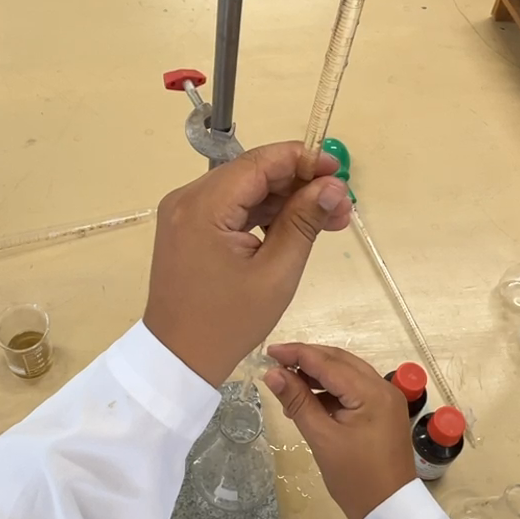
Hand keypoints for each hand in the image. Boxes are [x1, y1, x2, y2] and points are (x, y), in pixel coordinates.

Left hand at [143, 142, 351, 385]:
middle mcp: (187, 198)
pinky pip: (231, 207)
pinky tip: (295, 227)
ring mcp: (184, 212)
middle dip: (298, 184)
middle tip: (341, 206)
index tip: (338, 171)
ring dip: (284, 200)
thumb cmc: (229, 322)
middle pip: (252, 173)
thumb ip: (304, 221)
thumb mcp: (276, 273)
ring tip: (328, 220)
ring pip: (244, 190)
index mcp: (203, 206)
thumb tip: (334, 187)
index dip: (301, 160)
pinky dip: (262, 214)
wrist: (178, 358)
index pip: (259, 163)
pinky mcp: (188, 227)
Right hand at [263, 343, 414, 518]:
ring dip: (317, 374)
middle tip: (275, 363)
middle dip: (306, 359)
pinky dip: (330, 390)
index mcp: (371, 392)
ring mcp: (385, 399)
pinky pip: (353, 389)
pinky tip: (309, 400)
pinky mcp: (383, 411)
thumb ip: (297, 401)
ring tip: (287, 384)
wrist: (389, 512)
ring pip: (346, 373)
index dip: (296, 354)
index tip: (269, 352)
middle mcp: (382, 387)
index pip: (328, 362)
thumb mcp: (322, 438)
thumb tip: (272, 374)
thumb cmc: (355, 479)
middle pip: (339, 361)